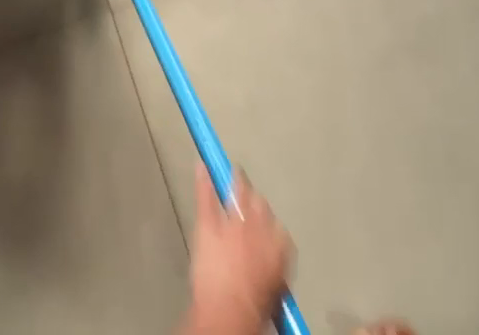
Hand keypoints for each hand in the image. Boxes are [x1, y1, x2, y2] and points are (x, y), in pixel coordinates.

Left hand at [183, 164, 293, 334]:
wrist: (227, 311)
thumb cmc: (253, 308)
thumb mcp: (275, 290)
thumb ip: (274, 268)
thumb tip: (272, 267)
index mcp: (278, 246)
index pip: (275, 225)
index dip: (267, 223)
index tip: (263, 221)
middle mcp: (258, 229)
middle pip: (258, 205)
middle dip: (252, 200)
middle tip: (247, 193)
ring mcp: (231, 223)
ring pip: (236, 196)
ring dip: (234, 183)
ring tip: (232, 171)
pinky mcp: (208, 225)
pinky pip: (206, 198)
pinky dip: (202, 181)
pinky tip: (200, 167)